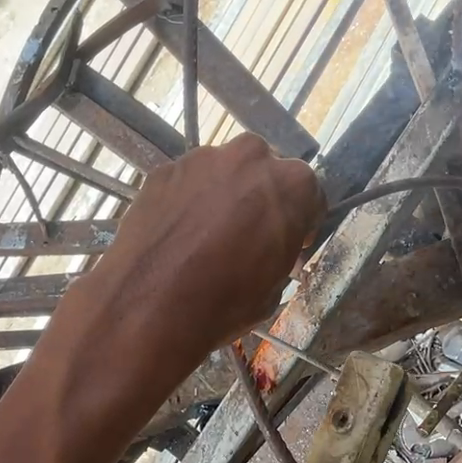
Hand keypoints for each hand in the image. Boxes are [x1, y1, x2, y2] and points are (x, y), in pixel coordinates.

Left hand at [71, 134, 322, 395]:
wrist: (151, 306)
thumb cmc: (225, 304)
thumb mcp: (273, 293)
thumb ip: (280, 258)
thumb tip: (270, 253)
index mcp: (292, 186)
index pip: (310, 197)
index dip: (302, 225)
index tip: (289, 248)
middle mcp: (251, 156)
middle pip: (264, 175)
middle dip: (260, 202)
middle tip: (247, 242)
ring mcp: (202, 158)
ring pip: (222, 175)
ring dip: (222, 200)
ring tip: (205, 242)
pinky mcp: (163, 170)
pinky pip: (186, 185)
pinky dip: (187, 205)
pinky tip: (177, 240)